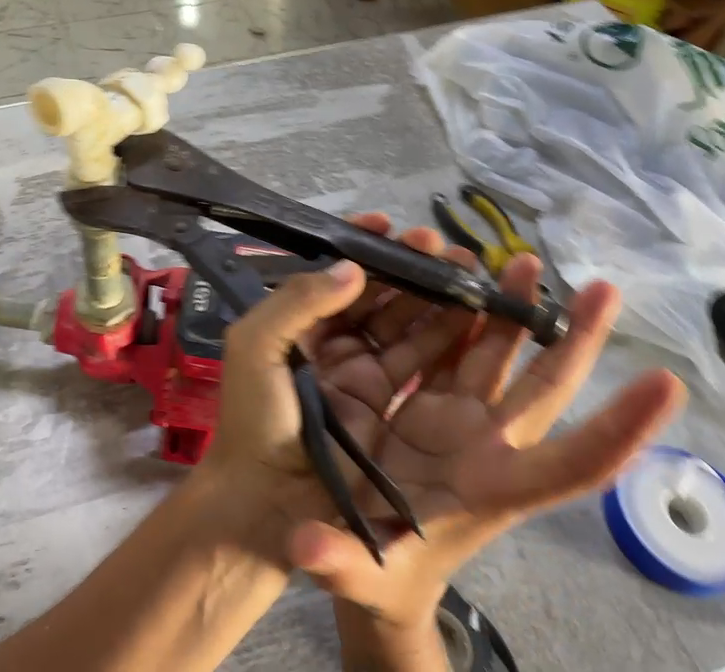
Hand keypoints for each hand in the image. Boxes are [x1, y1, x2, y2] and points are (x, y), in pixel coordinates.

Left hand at [203, 219, 490, 534]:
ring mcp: (360, 372)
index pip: (331, 275)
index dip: (358, 246)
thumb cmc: (255, 418)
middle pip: (375, 294)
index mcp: (295, 324)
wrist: (267, 500)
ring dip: (431, 293)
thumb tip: (352, 266)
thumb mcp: (257, 347)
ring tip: (465, 267)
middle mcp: (329, 342)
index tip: (387, 223)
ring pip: (402, 322)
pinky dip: (444, 335)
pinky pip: (419, 361)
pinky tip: (469, 311)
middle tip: (439, 244)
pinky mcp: (386, 403)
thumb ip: (297, 301)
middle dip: (406, 266)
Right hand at [290, 218, 685, 634]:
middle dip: (575, 339)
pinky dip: (457, 314)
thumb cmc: (379, 574)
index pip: (572, 464)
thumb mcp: (358, 574)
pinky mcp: (425, 400)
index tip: (666, 384)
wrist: (359, 552)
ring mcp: (458, 418)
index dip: (621, 427)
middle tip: (603, 289)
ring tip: (525, 262)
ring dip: (513, 309)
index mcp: (491, 488)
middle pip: (545, 388)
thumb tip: (302, 547)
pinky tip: (456, 279)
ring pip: (496, 355)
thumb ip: (338, 561)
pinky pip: (447, 347)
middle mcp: (486, 444)